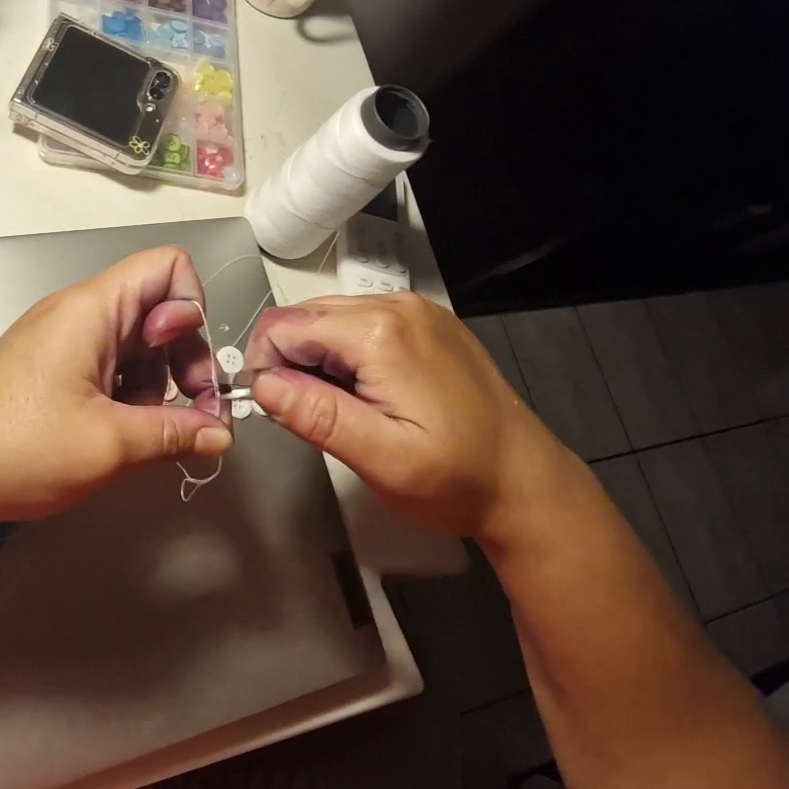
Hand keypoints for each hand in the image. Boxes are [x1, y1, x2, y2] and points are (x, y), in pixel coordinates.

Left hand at [0, 247, 232, 524]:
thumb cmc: (20, 450)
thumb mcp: (109, 445)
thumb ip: (175, 433)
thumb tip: (223, 433)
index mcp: (93, 308)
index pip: (169, 266)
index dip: (194, 310)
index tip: (185, 369)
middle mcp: (78, 312)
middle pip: (158, 309)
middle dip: (184, 360)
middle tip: (191, 416)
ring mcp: (61, 340)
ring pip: (135, 344)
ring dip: (154, 387)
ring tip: (142, 434)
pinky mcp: (48, 367)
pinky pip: (107, 366)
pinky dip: (124, 396)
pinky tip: (115, 436)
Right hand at [244, 293, 565, 538]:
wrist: (527, 482)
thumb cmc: (456, 478)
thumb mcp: (381, 458)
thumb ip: (317, 416)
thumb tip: (260, 385)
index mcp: (381, 332)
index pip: (285, 326)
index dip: (265, 366)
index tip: (277, 411)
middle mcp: (396, 305)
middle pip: (305, 316)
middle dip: (288, 361)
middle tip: (308, 417)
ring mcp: (416, 310)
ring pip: (330, 318)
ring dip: (315, 358)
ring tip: (340, 410)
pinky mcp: (426, 323)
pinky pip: (360, 323)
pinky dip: (345, 354)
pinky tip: (365, 394)